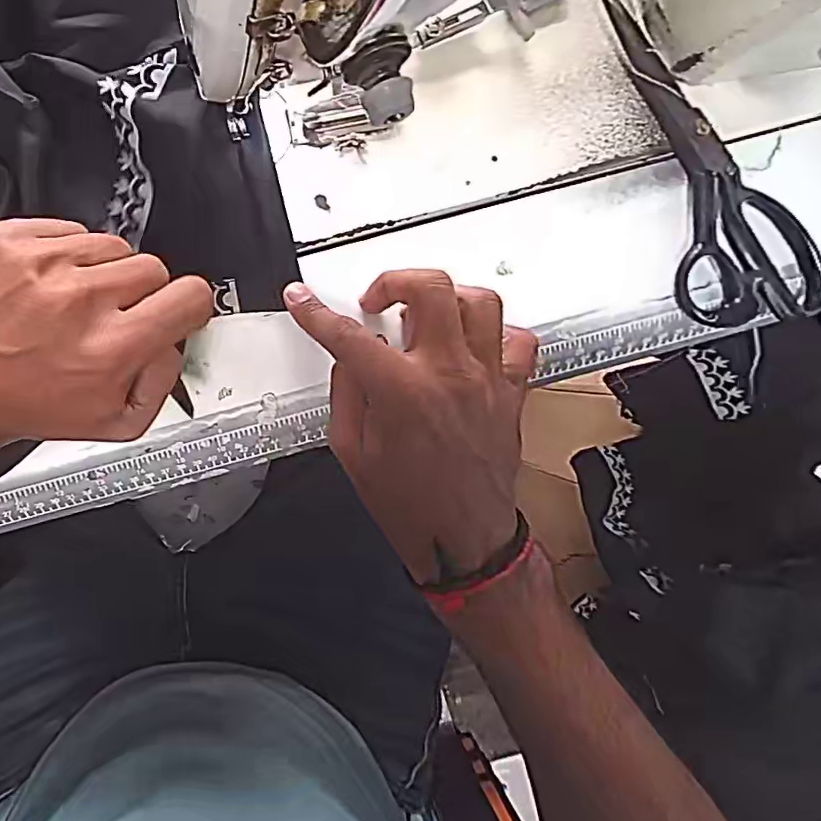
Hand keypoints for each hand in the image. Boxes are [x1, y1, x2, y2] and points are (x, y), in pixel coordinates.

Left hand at [0, 219, 213, 487]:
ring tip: (72, 304)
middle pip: (153, 266)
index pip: (188, 295)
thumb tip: (178, 337)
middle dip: (140, 293)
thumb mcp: (115, 423)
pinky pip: (70, 230)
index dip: (187, 305)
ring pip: (112, 244)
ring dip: (101, 272)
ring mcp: (41, 264)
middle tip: (109, 318)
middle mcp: (77, 301)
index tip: (176, 309)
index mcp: (109, 347)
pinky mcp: (11, 242)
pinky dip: (65, 254)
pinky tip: (49, 286)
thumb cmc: (29, 403)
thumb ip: (164, 381)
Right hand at [284, 271, 537, 585]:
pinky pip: (517, 339)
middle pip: (429, 289)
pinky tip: (468, 341)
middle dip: (392, 281)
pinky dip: (491, 330)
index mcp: (400, 392)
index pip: (348, 334)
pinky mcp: (511, 392)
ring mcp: (485, 380)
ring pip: (479, 301)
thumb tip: (349, 358)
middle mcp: (448, 376)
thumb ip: (346, 392)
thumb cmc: (411, 505)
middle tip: (376, 300)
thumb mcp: (350, 449)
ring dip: (443, 297)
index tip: (303, 299)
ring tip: (421, 313)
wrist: (463, 539)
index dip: (315, 312)